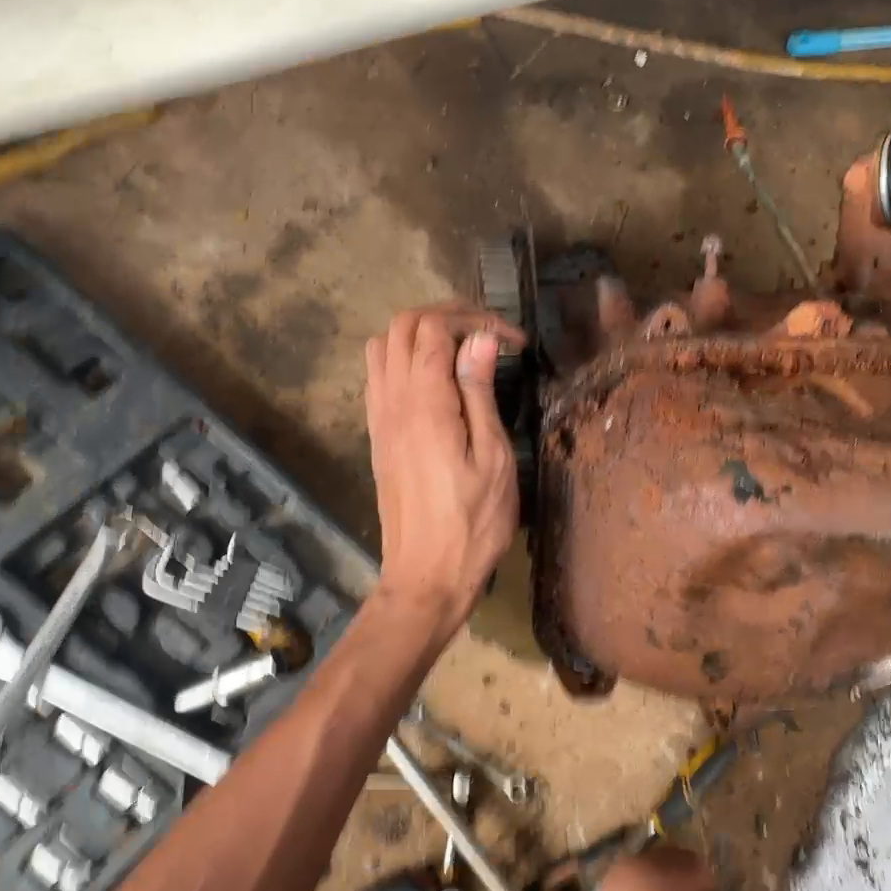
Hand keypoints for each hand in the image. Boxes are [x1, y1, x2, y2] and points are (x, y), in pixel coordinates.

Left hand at [364, 304, 525, 629]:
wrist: (426, 575)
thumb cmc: (473, 523)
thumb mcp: (493, 459)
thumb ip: (480, 393)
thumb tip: (480, 340)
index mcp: (425, 404)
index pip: (436, 329)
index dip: (475, 321)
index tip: (513, 343)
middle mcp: (392, 402)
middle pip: (402, 326)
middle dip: (447, 315)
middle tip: (488, 334)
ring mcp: (379, 418)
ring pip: (383, 345)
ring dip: (421, 333)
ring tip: (462, 349)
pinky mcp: (377, 435)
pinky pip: (378, 375)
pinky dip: (406, 358)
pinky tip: (438, 380)